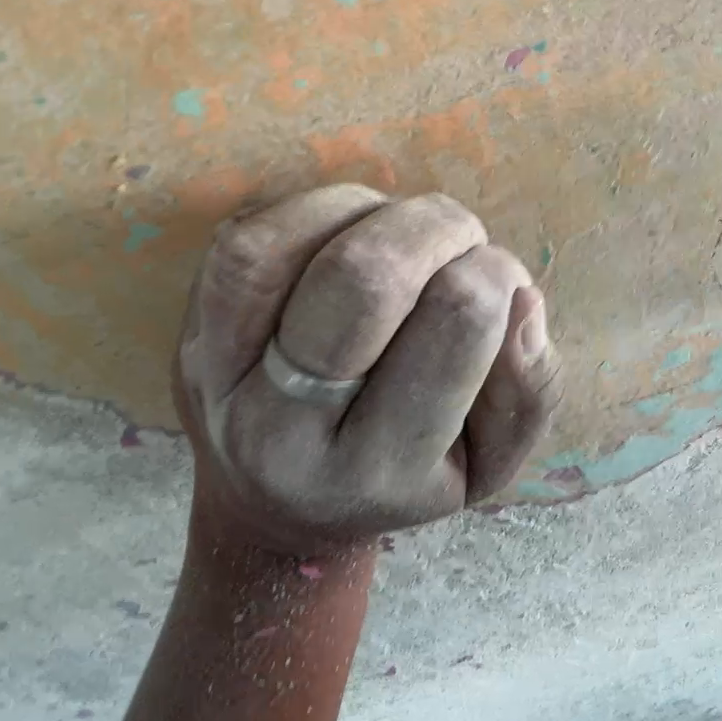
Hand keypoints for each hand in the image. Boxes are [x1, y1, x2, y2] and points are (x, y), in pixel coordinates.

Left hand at [174, 185, 562, 556]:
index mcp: (378, 467)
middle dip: (438, 228)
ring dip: (369, 212)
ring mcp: (220, 375)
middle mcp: (284, 429)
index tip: (505, 279)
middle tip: (463, 241)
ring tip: (405, 231)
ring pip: (281, 246)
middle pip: (363, 275)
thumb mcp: (490, 466)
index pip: (454, 322)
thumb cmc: (403, 482)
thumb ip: (530, 392)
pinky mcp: (191, 330)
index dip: (495, 273)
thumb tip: (522, 299)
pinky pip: (243, 238)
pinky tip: (352, 229)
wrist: (276, 509)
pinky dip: (312, 211)